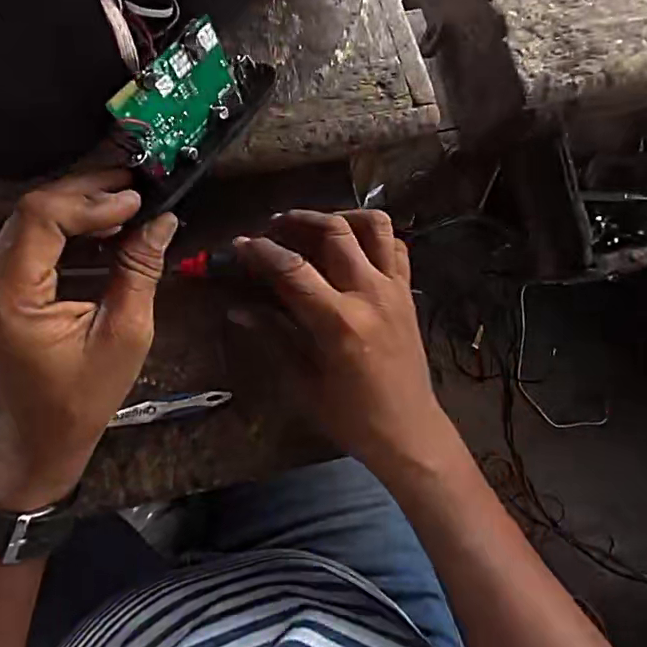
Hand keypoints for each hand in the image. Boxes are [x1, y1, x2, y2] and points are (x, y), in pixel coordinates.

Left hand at [0, 169, 176, 508]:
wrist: (41, 439)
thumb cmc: (83, 397)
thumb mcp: (126, 334)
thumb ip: (139, 271)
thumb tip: (161, 221)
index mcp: (10, 300)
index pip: (41, 218)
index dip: (91, 200)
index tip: (136, 201)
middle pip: (31, 211)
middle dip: (86, 192)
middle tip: (135, 184)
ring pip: (29, 220)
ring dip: (78, 206)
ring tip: (125, 201)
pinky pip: (29, 241)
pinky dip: (68, 227)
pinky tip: (103, 227)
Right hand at [234, 209, 458, 476]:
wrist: (409, 429)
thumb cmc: (352, 415)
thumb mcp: (304, 382)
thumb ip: (274, 337)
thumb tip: (238, 308)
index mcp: (340, 322)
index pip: (294, 269)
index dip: (262, 251)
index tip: (240, 243)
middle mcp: (371, 294)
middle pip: (335, 232)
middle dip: (298, 220)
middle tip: (274, 227)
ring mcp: (394, 289)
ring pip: (374, 226)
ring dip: (341, 217)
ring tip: (316, 226)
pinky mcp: (408, 291)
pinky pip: (396, 246)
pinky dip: (374, 237)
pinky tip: (353, 247)